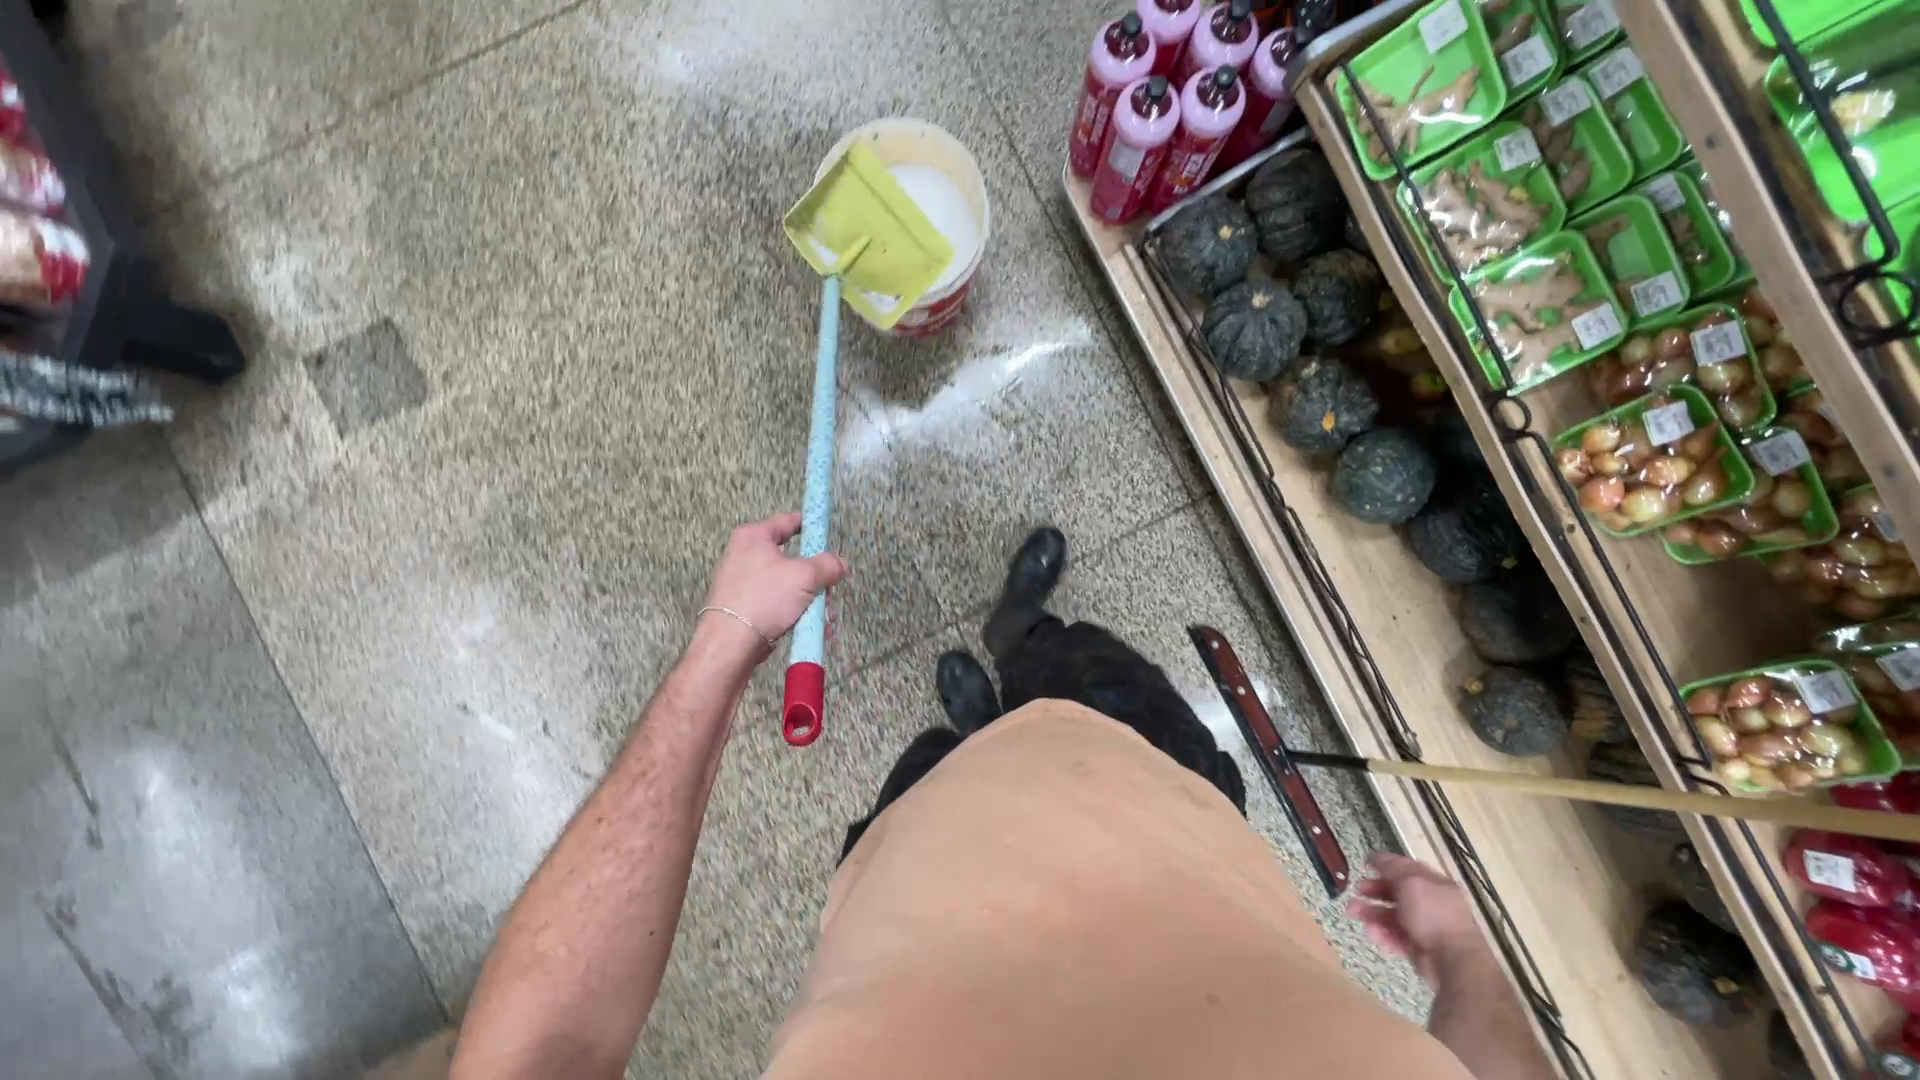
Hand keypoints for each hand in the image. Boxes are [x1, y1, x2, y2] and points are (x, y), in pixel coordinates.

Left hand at [701, 513, 849, 651]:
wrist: (730, 644)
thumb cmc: (764, 599)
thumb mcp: (805, 576)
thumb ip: (828, 565)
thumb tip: (840, 564)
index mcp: (753, 537)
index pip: (786, 521)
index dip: (809, 525)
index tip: (827, 533)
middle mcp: (743, 556)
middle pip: (791, 559)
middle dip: (815, 578)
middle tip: (827, 590)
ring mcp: (742, 584)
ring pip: (787, 586)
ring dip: (810, 600)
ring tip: (822, 617)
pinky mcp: (744, 608)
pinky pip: (777, 605)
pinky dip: (795, 614)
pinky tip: (811, 628)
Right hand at [1346, 853, 1487, 985]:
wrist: (1452, 961)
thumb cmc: (1433, 915)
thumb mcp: (1410, 883)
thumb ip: (1391, 868)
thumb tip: (1375, 856)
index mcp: (1435, 885)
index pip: (1408, 869)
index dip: (1387, 864)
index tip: (1366, 863)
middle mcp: (1432, 904)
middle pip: (1398, 892)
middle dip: (1375, 890)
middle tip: (1357, 890)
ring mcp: (1426, 927)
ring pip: (1393, 915)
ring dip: (1372, 912)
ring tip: (1353, 912)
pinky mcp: (1419, 947)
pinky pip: (1396, 936)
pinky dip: (1383, 934)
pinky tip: (1373, 933)